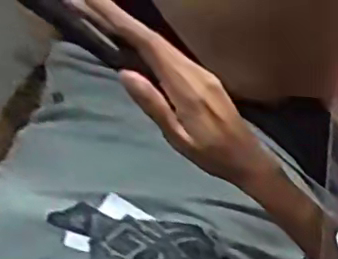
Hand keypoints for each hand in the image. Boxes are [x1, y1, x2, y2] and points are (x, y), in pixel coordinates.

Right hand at [75, 0, 280, 187]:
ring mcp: (205, 76)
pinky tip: (134, 40)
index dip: (116, 18)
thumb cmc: (217, 158)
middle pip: (152, 38)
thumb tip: (125, 74)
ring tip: (100, 15)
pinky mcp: (208, 81)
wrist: (253, 164)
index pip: (147, 43)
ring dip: (131, 27)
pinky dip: (149, 42)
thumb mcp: (182, 140)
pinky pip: (173, 55)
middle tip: (83, 1)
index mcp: (188, 87)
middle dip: (116, 16)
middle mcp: (197, 74)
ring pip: (162, 44)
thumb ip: (155, 107)